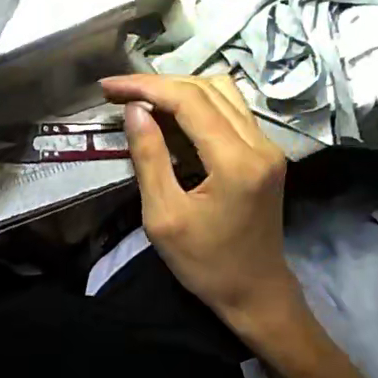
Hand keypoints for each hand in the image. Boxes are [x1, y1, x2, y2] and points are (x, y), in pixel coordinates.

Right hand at [100, 74, 304, 343]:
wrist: (256, 292)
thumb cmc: (205, 264)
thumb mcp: (164, 216)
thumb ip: (149, 158)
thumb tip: (134, 110)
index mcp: (236, 162)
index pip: (190, 101)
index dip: (146, 87)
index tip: (109, 87)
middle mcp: (260, 145)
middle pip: (208, 88)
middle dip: (159, 84)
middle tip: (118, 92)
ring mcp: (268, 147)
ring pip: (223, 92)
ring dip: (181, 89)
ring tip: (142, 100)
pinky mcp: (266, 153)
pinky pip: (232, 110)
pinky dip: (199, 104)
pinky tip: (171, 115)